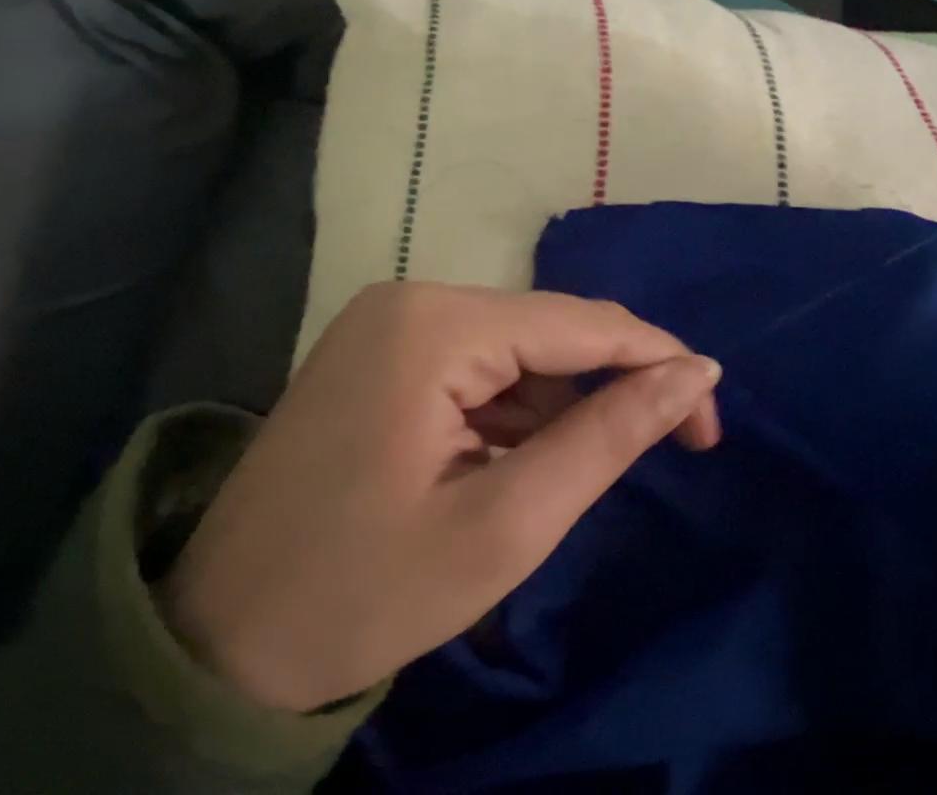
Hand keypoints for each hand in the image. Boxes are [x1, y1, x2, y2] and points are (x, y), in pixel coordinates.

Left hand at [161, 283, 721, 711]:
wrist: (225, 634)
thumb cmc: (367, 592)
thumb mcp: (507, 523)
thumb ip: (607, 437)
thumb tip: (694, 373)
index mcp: (434, 327)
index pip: (582, 323)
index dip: (660, 366)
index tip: (712, 429)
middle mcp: (406, 301)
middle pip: (545, 331)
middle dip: (609, 387)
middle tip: (665, 455)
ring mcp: (380, 326)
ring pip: (509, 351)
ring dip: (555, 408)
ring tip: (562, 484)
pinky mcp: (369, 357)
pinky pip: (467, 368)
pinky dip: (506, 413)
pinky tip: (509, 467)